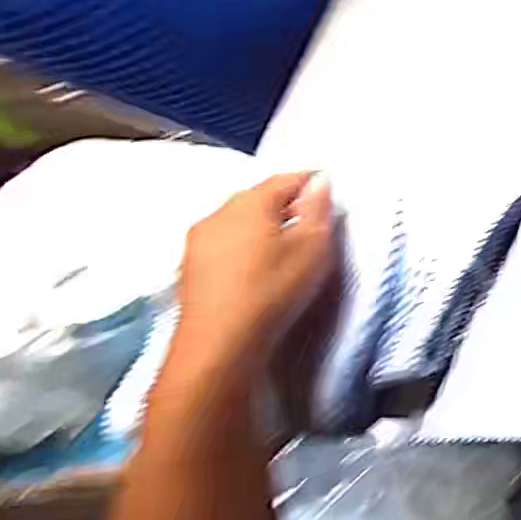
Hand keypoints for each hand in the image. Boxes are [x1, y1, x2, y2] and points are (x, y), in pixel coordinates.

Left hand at [163, 172, 334, 401]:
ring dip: (264, 221)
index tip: (331, 189)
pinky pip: (225, 237)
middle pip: (258, 196)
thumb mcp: (313, 245)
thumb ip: (318, 208)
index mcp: (249, 204)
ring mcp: (198, 240)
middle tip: (313, 215)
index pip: (284, 178)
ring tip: (289, 239)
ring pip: (238, 217)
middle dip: (286, 200)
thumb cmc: (275, 287)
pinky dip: (247, 239)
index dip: (311, 180)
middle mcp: (217, 214)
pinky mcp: (190, 264)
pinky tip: (260, 259)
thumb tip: (319, 180)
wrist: (220, 341)